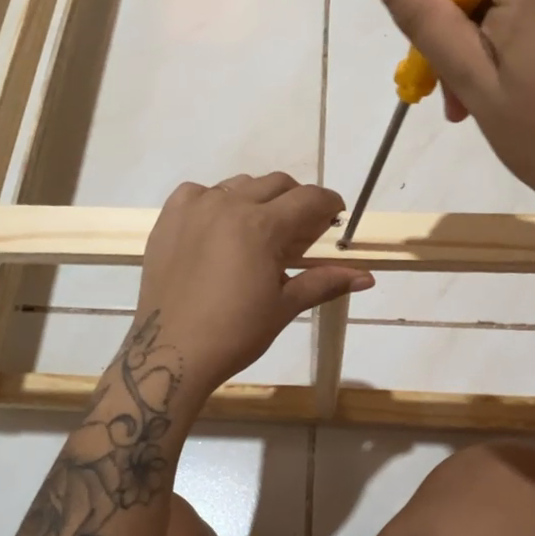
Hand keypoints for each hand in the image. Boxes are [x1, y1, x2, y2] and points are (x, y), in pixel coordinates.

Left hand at [134, 173, 374, 390]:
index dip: (329, 205)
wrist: (171, 352)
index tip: (335, 219)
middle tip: (299, 231)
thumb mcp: (284, 306)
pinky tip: (218, 228)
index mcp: (261, 226)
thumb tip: (367, 277)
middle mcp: (228, 205)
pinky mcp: (168, 219)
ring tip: (258, 232)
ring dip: (257, 199)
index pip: (308, 198)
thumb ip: (325, 282)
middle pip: (276, 183)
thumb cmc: (235, 333)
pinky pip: (198, 193)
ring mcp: (194, 209)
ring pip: (238, 184)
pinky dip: (215, 202)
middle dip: (296, 201)